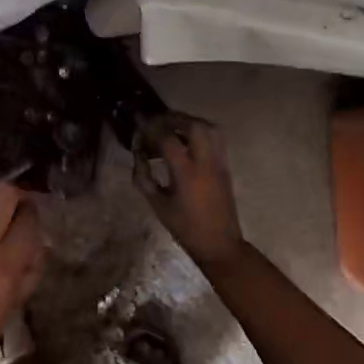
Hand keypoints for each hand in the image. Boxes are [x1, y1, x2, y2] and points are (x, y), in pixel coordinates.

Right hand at [134, 116, 245, 267]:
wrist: (220, 245)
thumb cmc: (185, 228)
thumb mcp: (158, 206)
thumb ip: (144, 179)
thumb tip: (137, 158)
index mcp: (186, 174)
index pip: (168, 140)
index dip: (151, 128)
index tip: (139, 124)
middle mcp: (206, 164)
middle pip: (195, 127)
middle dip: (175, 118)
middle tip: (159, 120)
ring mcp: (220, 164)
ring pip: (211, 129)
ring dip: (192, 122)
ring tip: (175, 126)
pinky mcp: (226, 168)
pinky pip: (217, 140)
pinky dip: (202, 132)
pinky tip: (189, 140)